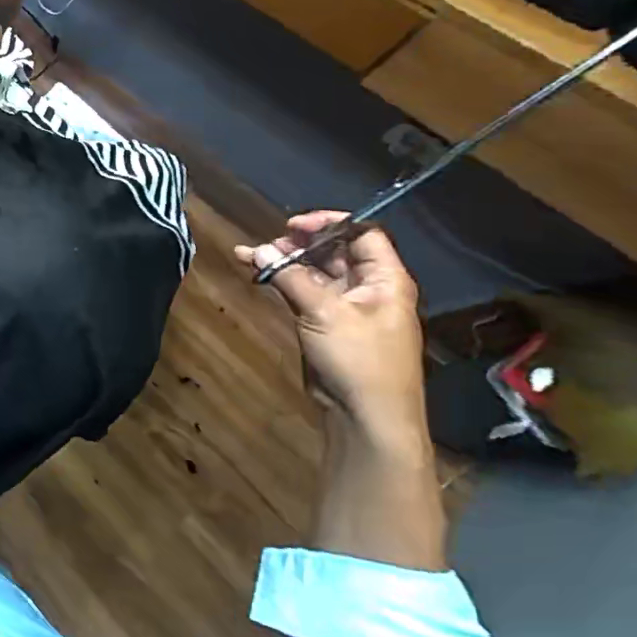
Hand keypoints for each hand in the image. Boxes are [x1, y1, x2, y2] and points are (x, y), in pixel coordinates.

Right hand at [233, 212, 424, 429]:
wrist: (365, 413)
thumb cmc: (359, 359)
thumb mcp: (325, 314)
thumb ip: (291, 279)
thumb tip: (259, 249)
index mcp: (385, 279)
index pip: (362, 235)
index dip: (329, 224)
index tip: (291, 224)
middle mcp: (367, 288)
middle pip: (333, 252)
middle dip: (299, 244)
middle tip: (267, 243)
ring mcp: (343, 307)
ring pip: (312, 273)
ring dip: (284, 263)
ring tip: (251, 255)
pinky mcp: (323, 324)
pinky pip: (301, 293)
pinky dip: (280, 283)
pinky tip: (256, 275)